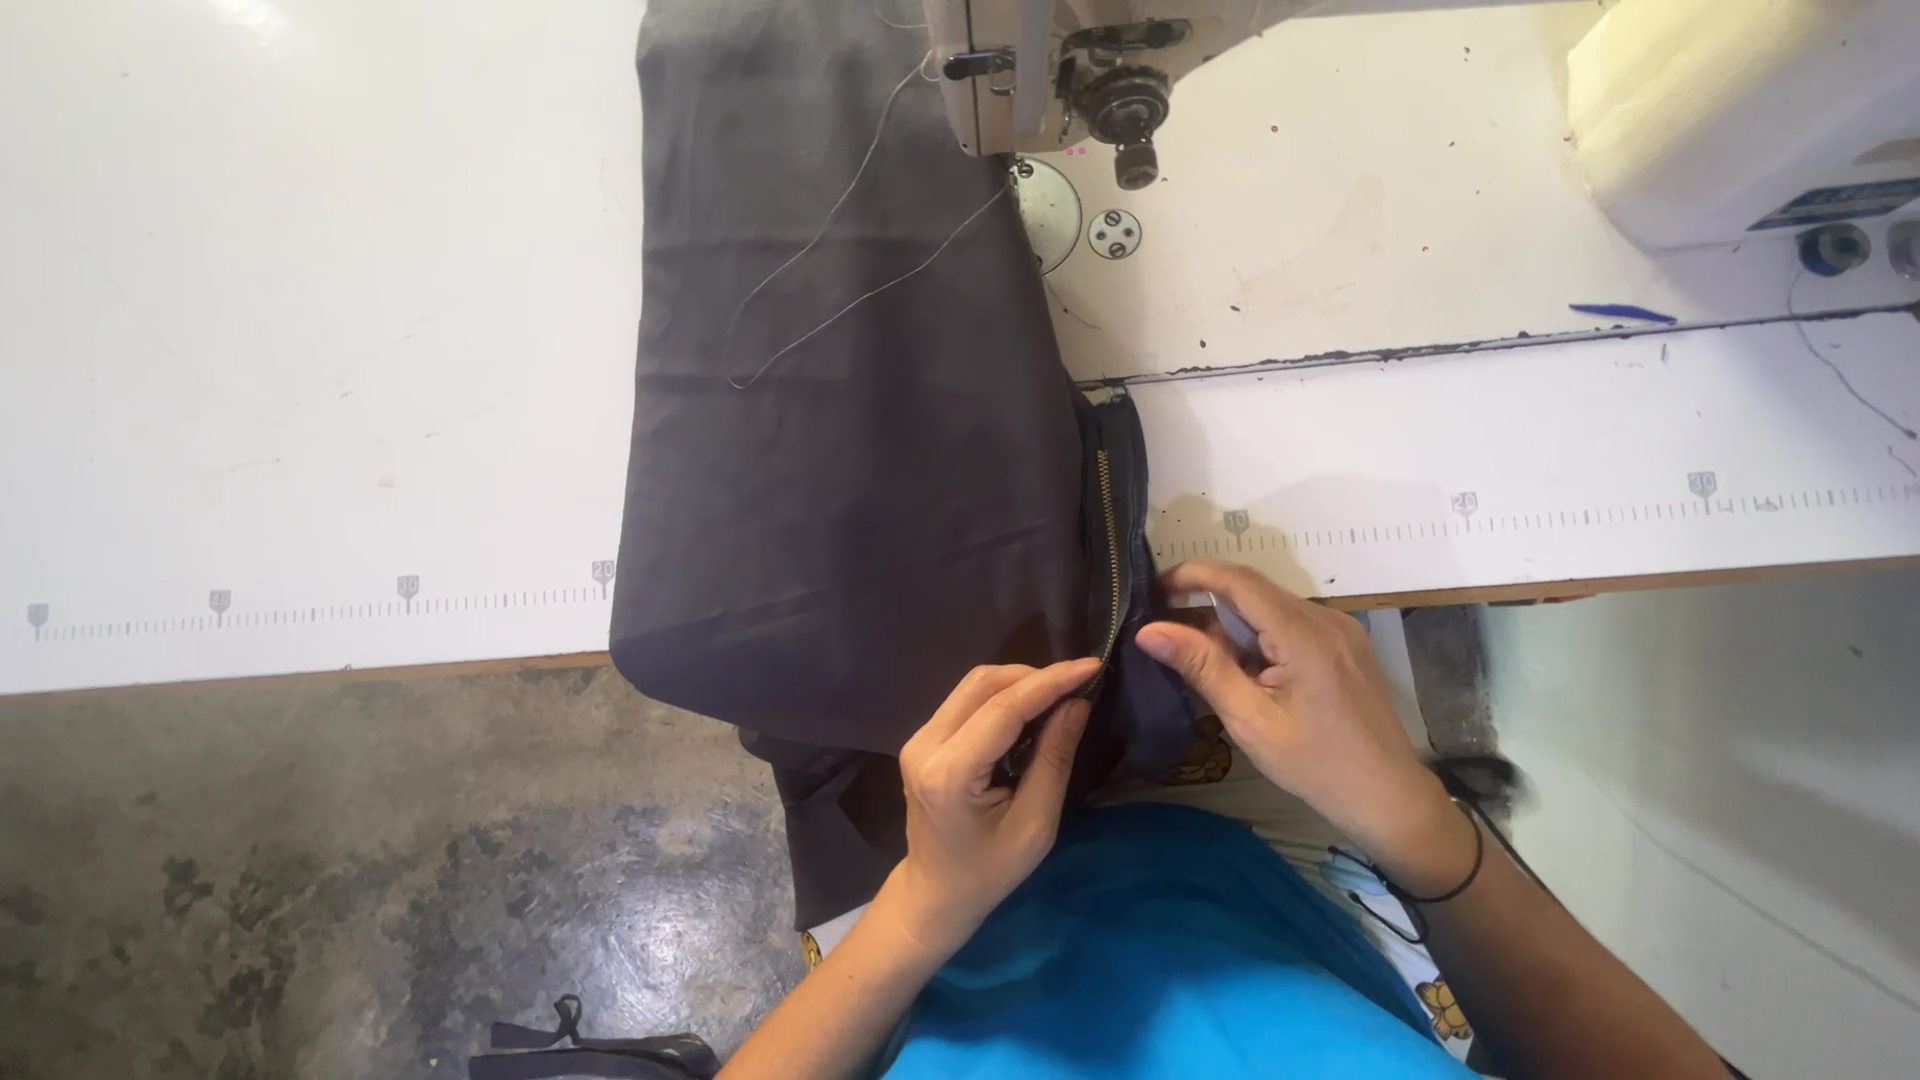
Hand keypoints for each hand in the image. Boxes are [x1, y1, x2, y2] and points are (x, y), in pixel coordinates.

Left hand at [878, 659, 1098, 959]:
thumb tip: (1078, 703)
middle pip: (983, 684)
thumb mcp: (1034, 825)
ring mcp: (918, 738)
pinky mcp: (922, 738)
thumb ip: (1054, 759)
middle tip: (1077, 683)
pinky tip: (1030, 707)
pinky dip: (1002, 695)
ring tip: (1059, 694)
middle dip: (1034, 676)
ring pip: (973, 685)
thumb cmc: (988, 872)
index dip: (1050, 681)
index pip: (1003, 708)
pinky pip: (966, 699)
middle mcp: (925, 745)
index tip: (1091, 666)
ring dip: (1018, 681)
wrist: (935, 892)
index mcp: (950, 773)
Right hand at [1134, 561, 1471, 892]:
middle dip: (1207, 600)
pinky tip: (1245, 669)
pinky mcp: (1344, 643)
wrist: (1388, 799)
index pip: (1239, 580)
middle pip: (1254, 590)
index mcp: (1304, 635)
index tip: (1153, 586)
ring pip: (1270, 605)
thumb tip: (1149, 630)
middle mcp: (1326, 619)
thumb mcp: (1249, 720)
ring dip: (1232, 622)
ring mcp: (1340, 629)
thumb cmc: (1315, 766)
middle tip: (1167, 627)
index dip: (1193, 574)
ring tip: (1204, 660)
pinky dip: (1257, 634)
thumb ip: (1202, 667)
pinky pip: (1289, 621)